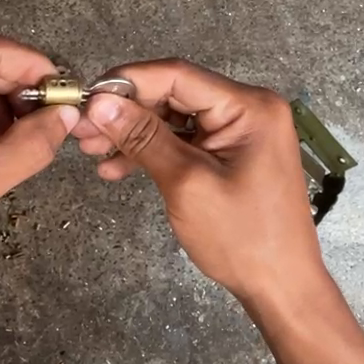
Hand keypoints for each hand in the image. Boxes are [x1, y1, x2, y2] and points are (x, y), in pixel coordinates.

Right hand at [71, 59, 321, 302]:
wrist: (281, 287)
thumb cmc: (242, 238)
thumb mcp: (185, 182)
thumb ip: (142, 137)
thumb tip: (99, 103)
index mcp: (248, 107)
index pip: (176, 75)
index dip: (127, 83)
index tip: (86, 99)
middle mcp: (247, 109)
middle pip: (172, 94)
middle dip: (124, 112)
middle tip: (82, 130)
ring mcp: (238, 132)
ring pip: (171, 118)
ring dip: (131, 133)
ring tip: (90, 150)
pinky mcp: (228, 154)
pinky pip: (182, 140)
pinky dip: (150, 151)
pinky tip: (116, 168)